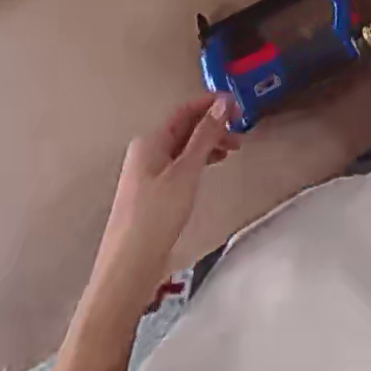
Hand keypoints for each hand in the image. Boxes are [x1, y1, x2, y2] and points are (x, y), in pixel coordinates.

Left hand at [95, 94, 240, 292]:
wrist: (128, 267)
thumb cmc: (156, 216)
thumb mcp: (185, 173)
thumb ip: (204, 137)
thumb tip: (221, 104)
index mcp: (150, 141)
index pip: (184, 110)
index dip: (209, 103)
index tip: (237, 104)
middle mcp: (147, 151)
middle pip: (184, 127)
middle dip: (212, 124)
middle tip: (241, 129)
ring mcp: (148, 173)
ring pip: (183, 147)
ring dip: (208, 142)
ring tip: (234, 148)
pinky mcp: (153, 193)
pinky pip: (180, 164)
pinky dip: (199, 160)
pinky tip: (213, 166)